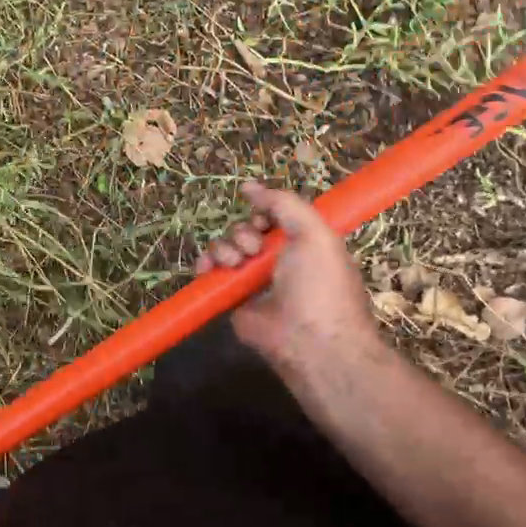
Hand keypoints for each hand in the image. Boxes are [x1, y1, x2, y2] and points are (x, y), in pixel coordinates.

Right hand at [196, 181, 379, 380]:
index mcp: (303, 246)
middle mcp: (278, 260)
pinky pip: (209, 270)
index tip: (261, 217)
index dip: (264, 212)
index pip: (274, 217)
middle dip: (243, 232)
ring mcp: (253, 278)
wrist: (310, 340)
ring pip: (224, 246)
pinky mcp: (231, 295)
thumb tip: (250, 186)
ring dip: (224, 248)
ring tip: (235, 262)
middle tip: (254, 248)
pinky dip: (205, 265)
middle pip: (245, 230)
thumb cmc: (320, 286)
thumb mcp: (315, 236)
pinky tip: (208, 269)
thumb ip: (286, 205)